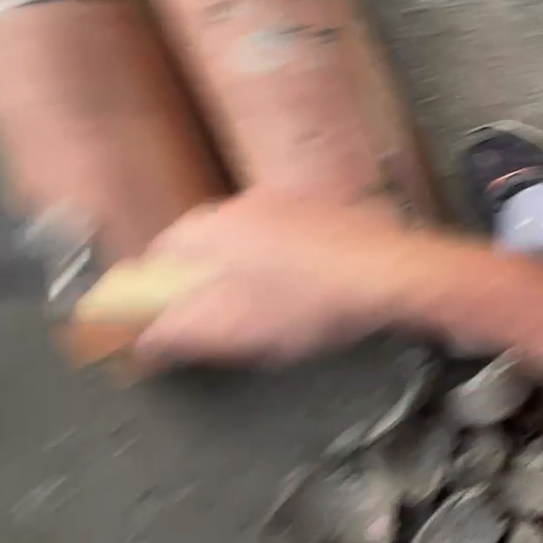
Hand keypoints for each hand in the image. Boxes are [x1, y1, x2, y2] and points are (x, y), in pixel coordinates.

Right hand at [129, 193, 440, 370]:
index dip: (157, 296)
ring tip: (278, 312)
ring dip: (257, 276)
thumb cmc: (315, 300)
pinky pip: (301, 242)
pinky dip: (299, 266)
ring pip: (256, 245)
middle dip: (211, 286)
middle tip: (228, 322)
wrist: (399, 276)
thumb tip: (144, 338)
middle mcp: (250, 203)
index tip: (169, 321)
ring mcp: (298, 203)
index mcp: (210, 227)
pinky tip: (317, 294)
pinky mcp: (337, 213)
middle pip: (208, 250)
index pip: (157, 259)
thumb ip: (170, 333)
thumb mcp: (227, 331)